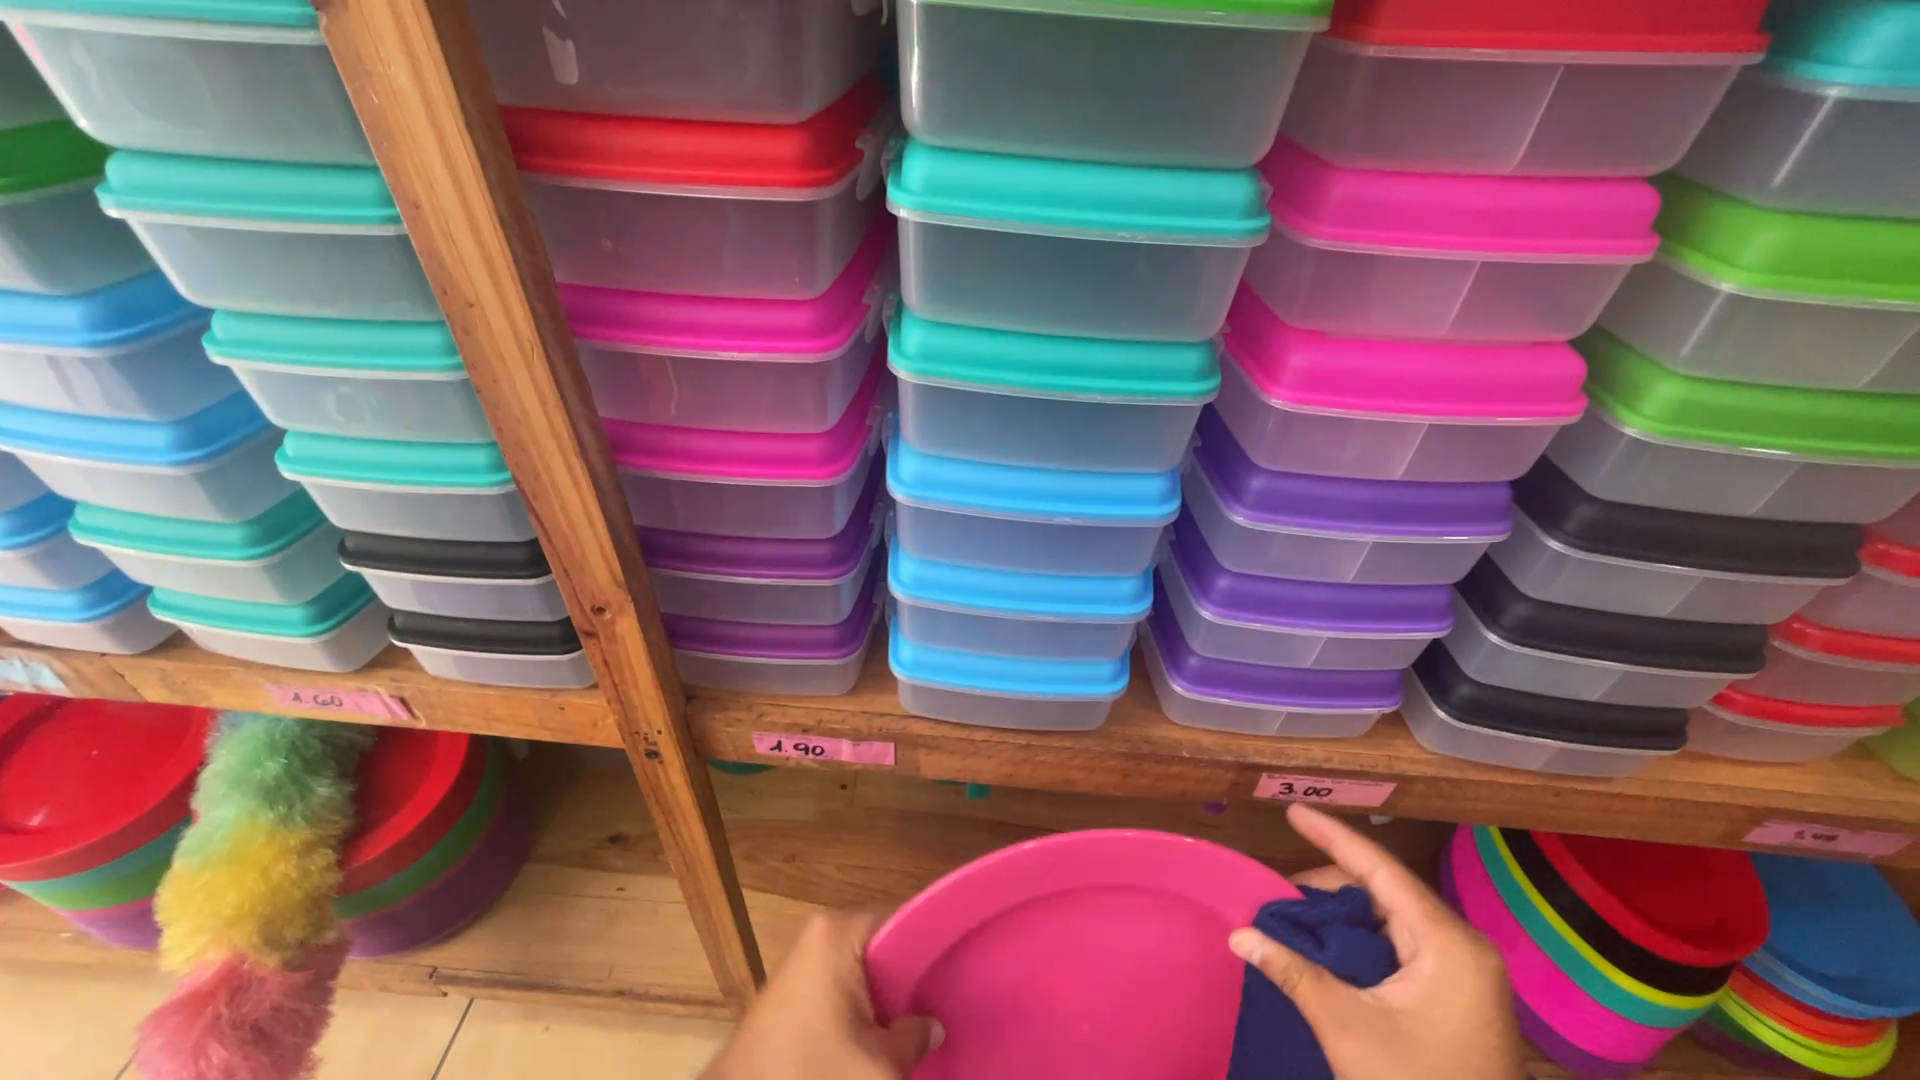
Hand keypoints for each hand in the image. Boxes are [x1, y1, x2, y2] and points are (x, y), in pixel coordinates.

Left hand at [702, 910, 942, 1079]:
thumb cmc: (810, 1072)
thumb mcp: (877, 1066)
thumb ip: (915, 1037)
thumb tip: (931, 1026)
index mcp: (839, 932)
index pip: (906, 915)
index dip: (938, 940)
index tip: (965, 961)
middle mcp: (822, 933)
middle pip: (888, 940)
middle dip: (916, 970)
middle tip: (951, 994)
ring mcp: (807, 960)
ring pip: (869, 966)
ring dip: (893, 993)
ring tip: (929, 1014)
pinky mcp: (798, 989)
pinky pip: (849, 984)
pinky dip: (870, 1006)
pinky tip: (891, 1030)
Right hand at [1230, 805, 1525, 1079]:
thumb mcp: (1347, 1027)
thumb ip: (1293, 973)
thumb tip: (1240, 935)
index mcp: (1447, 943)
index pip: (1381, 870)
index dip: (1334, 836)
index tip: (1294, 811)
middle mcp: (1462, 945)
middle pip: (1387, 891)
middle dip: (1329, 885)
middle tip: (1278, 896)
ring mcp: (1464, 971)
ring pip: (1392, 918)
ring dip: (1343, 915)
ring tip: (1295, 921)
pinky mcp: (1457, 993)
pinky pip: (1403, 945)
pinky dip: (1362, 940)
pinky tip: (1328, 949)